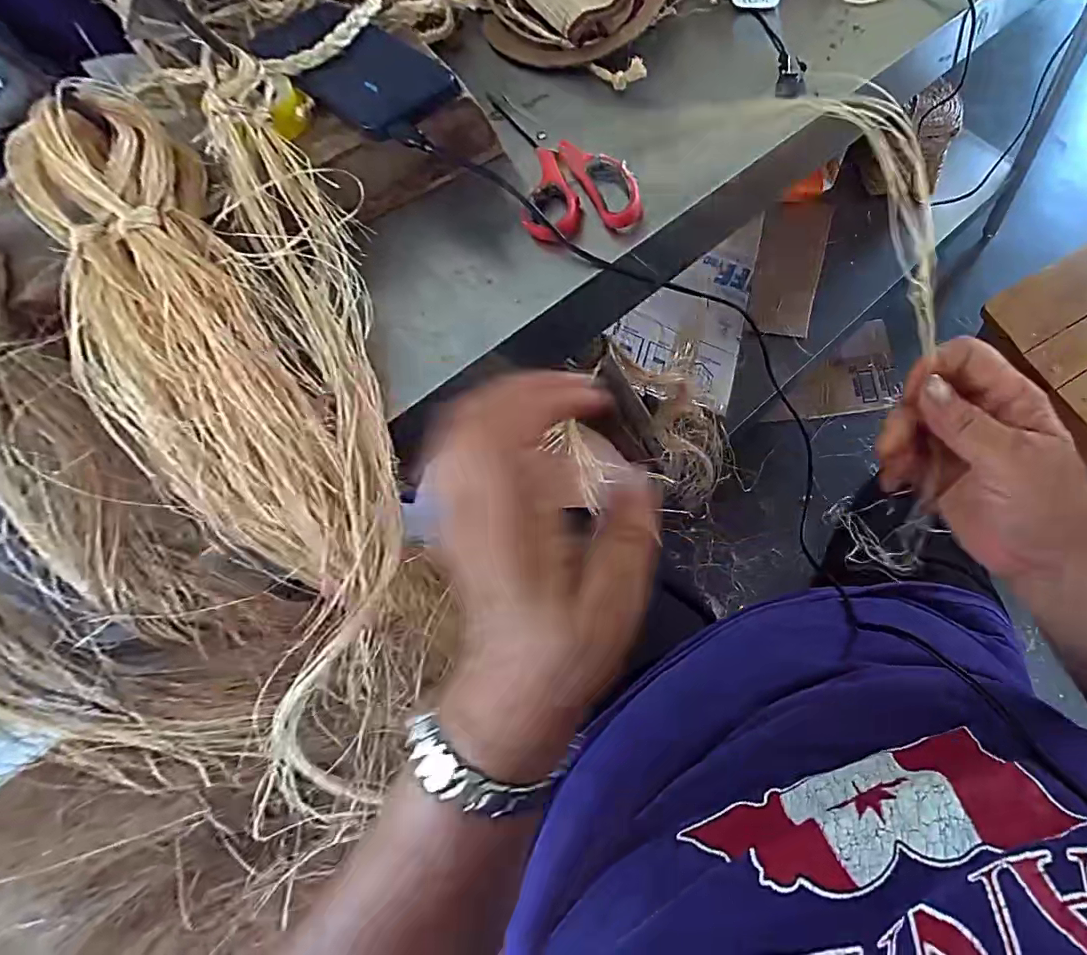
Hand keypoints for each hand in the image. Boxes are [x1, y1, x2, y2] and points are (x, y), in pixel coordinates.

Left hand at [426, 372, 660, 781]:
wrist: (505, 699)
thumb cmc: (564, 654)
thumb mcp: (616, 605)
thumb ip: (629, 534)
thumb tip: (636, 474)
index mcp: (510, 531)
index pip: (507, 437)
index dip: (550, 400)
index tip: (596, 398)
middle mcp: (469, 514)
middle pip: (472, 420)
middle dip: (527, 387)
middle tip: (579, 389)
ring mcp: (451, 516)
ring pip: (455, 430)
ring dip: (504, 401)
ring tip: (555, 401)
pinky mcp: (450, 522)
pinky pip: (452, 452)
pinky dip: (486, 425)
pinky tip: (520, 434)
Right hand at [876, 338, 1086, 587]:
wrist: (1052, 566)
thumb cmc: (1048, 506)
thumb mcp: (1012, 460)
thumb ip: (966, 424)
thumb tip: (926, 385)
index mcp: (1007, 397)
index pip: (965, 358)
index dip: (935, 367)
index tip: (913, 396)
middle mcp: (979, 413)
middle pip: (930, 390)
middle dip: (906, 412)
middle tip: (893, 446)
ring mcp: (958, 445)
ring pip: (914, 422)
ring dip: (896, 439)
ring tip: (892, 469)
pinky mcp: (940, 475)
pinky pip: (909, 457)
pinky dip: (895, 465)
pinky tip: (892, 483)